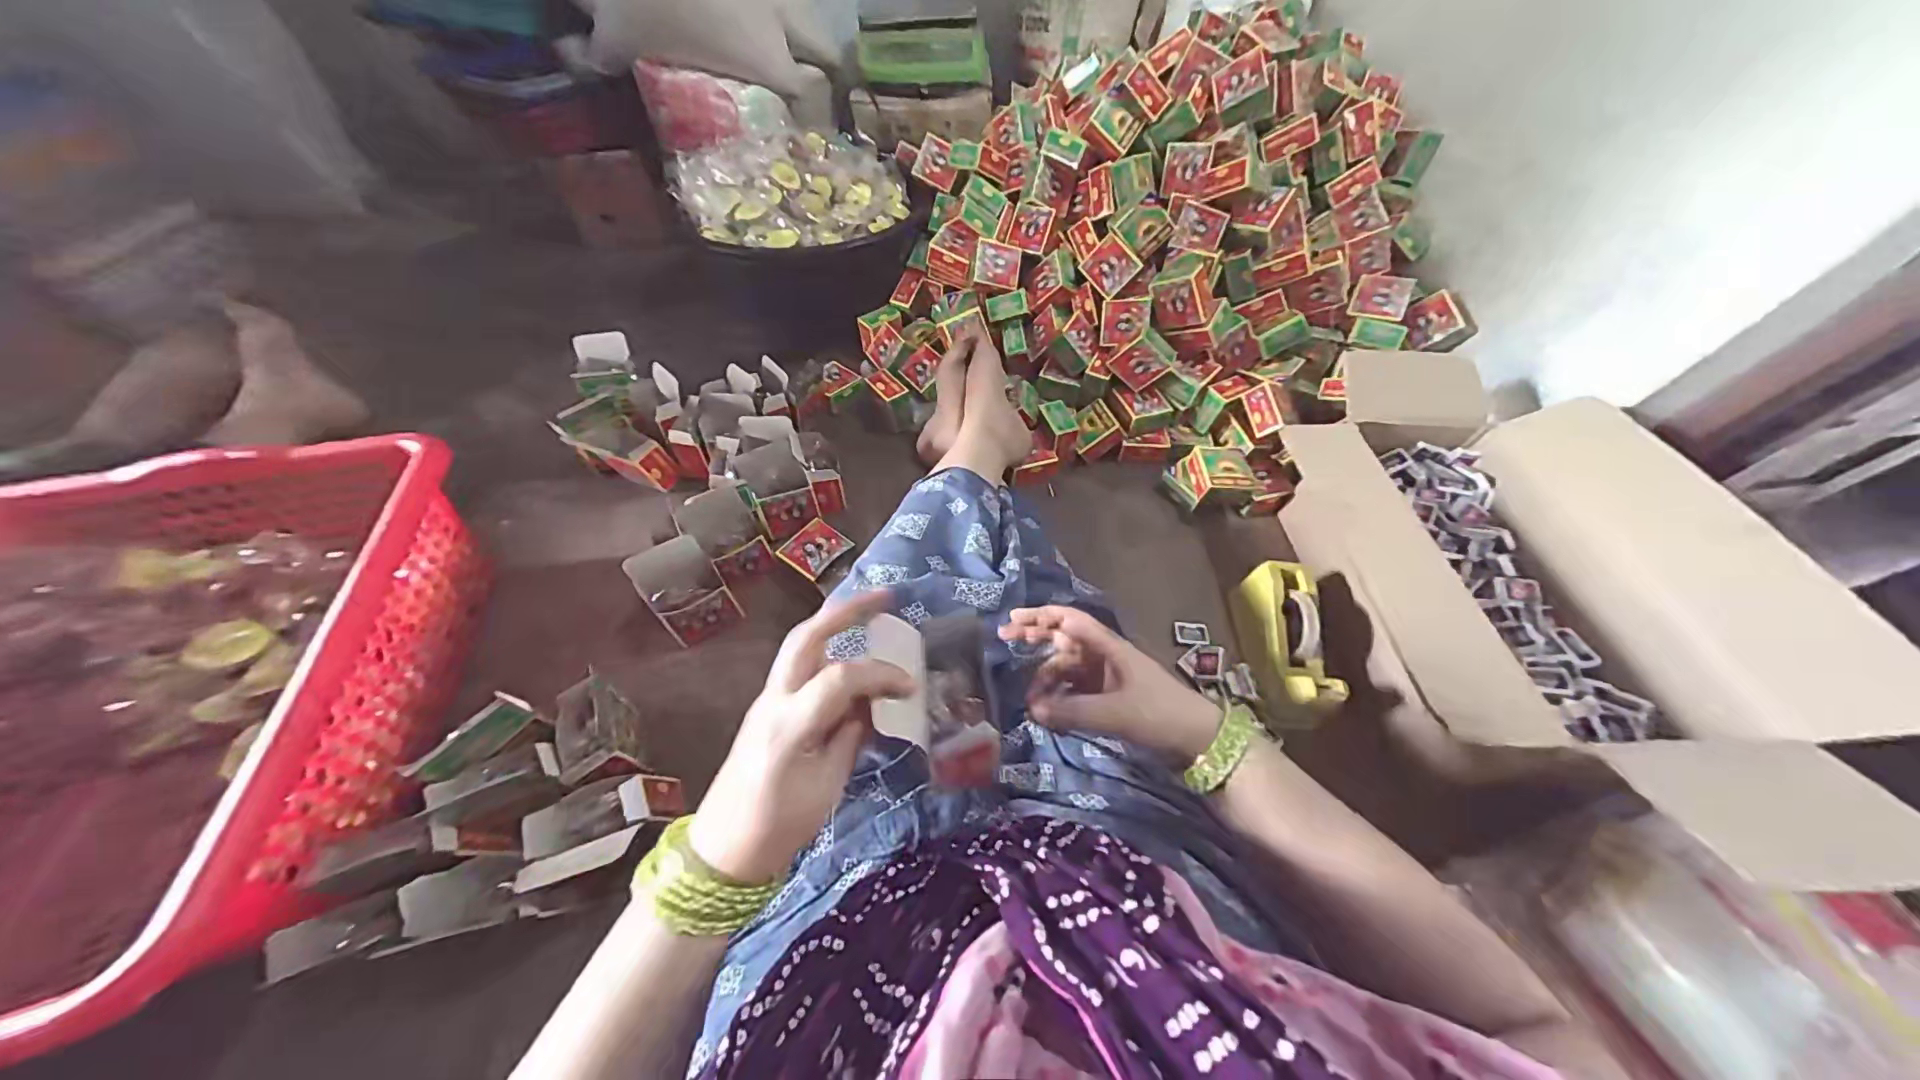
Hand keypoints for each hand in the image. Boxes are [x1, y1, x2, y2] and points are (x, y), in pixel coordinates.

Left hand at [689, 592, 914, 882]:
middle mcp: (773, 701)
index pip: (840, 678)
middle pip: (806, 638)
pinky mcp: (767, 707)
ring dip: (835, 625)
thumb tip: (874, 705)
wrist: (724, 849)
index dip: (880, 674)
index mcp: (788, 725)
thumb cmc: (778, 826)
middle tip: (885, 598)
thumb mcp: (828, 786)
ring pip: (800, 646)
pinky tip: (851, 656)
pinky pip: (801, 667)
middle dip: (846, 612)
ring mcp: (766, 700)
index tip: (910, 685)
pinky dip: (829, 653)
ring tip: (871, 613)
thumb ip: (851, 737)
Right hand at [999, 605, 1220, 763]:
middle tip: (1004, 637)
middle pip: (1063, 639)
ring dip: (1045, 679)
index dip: (1041, 616)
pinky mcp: (1107, 696)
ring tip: (1031, 702)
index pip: (1069, 621)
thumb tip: (1033, 710)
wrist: (1197, 738)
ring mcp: (1105, 676)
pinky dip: (1058, 697)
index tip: (1013, 619)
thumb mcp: (1115, 713)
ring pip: (1065, 668)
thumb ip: (1072, 711)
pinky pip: (1074, 689)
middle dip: (1034, 637)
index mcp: (1109, 647)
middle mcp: (1104, 656)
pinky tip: (1047, 711)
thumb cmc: (1159, 714)